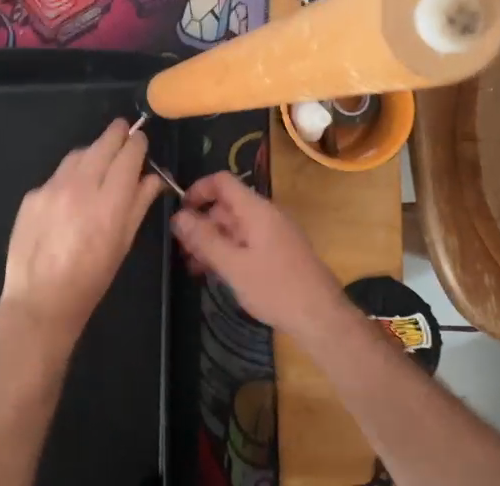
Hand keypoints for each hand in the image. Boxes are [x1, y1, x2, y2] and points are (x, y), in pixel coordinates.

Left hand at [0, 118, 164, 336]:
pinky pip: (56, 175)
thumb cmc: (90, 280)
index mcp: (109, 203)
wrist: (39, 302)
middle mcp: (81, 187)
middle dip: (117, 135)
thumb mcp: (123, 244)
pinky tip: (71, 194)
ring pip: (78, 154)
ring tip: (99, 160)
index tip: (141, 140)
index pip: (129, 155)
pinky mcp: (32, 195)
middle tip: (124, 131)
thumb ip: (138, 204)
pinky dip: (69, 176)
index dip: (138, 143)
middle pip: (103, 144)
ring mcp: (52, 188)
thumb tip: (152, 178)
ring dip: (92, 152)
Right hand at [170, 172, 350, 339]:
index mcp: (256, 210)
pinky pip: (247, 243)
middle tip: (181, 250)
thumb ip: (204, 239)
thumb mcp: (233, 266)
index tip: (178, 213)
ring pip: (235, 228)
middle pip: (226, 207)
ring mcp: (274, 234)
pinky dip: (228, 253)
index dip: (197, 190)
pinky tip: (216, 275)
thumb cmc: (275, 288)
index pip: (222, 182)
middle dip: (201, 224)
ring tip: (193, 267)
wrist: (322, 317)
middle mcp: (266, 215)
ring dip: (212, 242)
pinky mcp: (278, 253)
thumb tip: (178, 216)